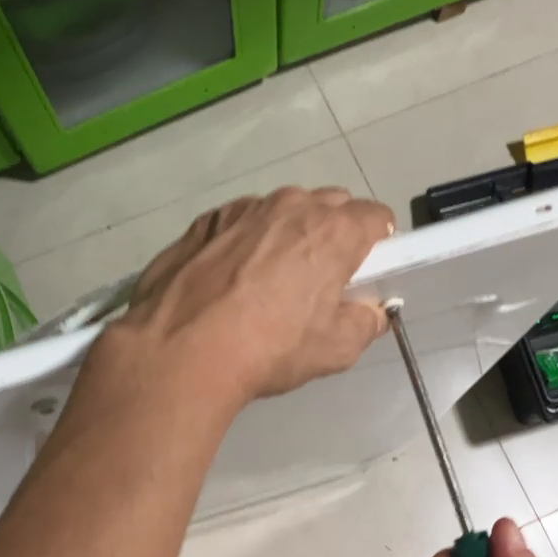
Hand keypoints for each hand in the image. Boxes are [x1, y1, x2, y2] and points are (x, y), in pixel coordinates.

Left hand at [108, 187, 394, 408]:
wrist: (181, 350)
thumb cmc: (269, 349)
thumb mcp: (336, 350)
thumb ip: (365, 323)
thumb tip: (369, 312)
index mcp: (334, 231)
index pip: (375, 218)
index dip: (377, 246)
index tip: (364, 275)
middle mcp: (291, 205)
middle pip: (329, 206)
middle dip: (333, 235)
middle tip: (319, 282)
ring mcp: (242, 209)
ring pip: (281, 212)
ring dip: (286, 236)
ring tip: (267, 284)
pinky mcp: (203, 222)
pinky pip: (238, 224)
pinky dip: (243, 243)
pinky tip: (229, 282)